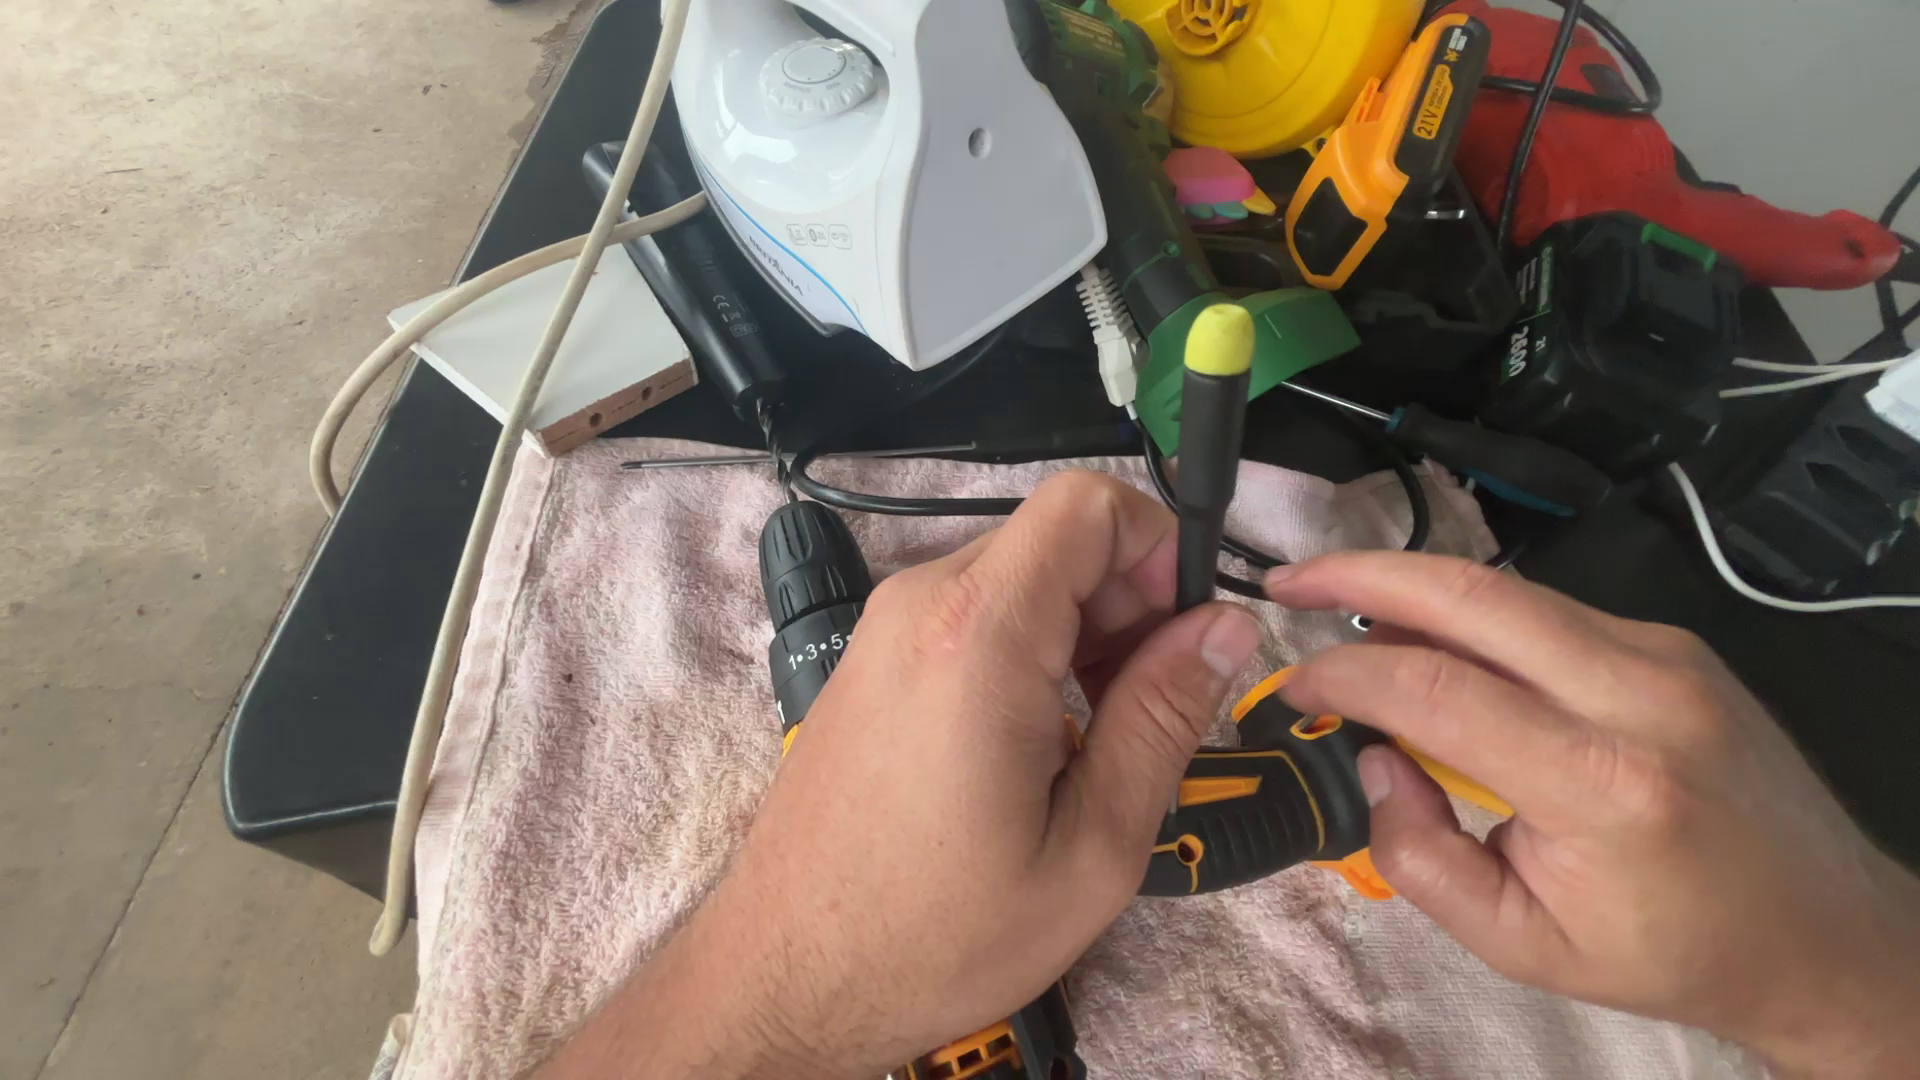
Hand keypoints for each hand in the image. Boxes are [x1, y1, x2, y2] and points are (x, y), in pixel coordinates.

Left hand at [539, 472, 1261, 1078]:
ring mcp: (887, 620)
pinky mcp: (873, 650)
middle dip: (1125, 599)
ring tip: (1092, 732)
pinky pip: (974, 608)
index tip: (1179, 632)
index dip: (1155, 545)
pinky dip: (1028, 642)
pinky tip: (1034, 733)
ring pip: (1020, 572)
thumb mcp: (1091, 845)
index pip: (1086, 501)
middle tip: (1145, 704)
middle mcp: (924, 597)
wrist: (786, 969)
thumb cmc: (940, 929)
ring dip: (1079, 627)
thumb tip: (1227, 624)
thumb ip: (1164, 716)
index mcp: (981, 628)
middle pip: (1056, 538)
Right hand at [1267, 553, 1919, 1079]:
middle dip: (1354, 574)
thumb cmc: (1665, 948)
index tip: (1293, 691)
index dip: (1340, 677)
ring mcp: (1660, 655)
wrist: (1835, 936)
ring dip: (1396, 584)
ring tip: (1332, 601)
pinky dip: (1451, 610)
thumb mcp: (1518, 943)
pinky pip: (1529, 607)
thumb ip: (1418, 858)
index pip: (1432, 690)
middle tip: (1285, 583)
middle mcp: (1640, 696)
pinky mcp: (1662, 642)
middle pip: (1466, 594)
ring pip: (1494, 587)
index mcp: (1605, 787)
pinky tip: (1418, 638)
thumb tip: (1375, 760)